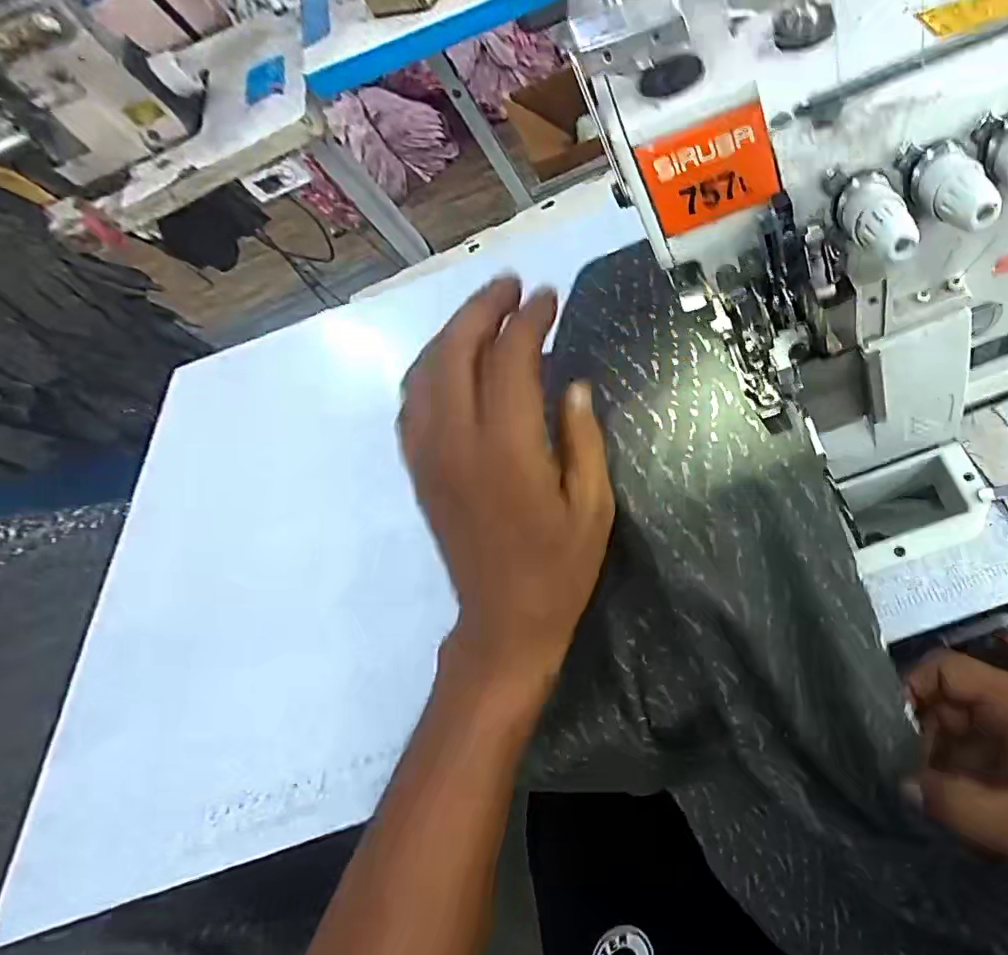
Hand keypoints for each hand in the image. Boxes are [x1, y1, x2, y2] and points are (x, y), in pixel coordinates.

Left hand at [399, 276, 613, 686]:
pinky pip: (413, 399)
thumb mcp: (594, 506)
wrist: (506, 616)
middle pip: (456, 353)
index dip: (529, 323)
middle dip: (483, 310)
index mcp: (509, 450)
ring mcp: (429, 453)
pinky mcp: (419, 467)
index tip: (549, 298)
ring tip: (485, 311)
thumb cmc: (563, 566)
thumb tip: (574, 386)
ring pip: (425, 370)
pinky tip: (454, 360)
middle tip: (513, 286)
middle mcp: (458, 441)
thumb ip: (584, 441)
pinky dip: (432, 366)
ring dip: (452, 331)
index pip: (510, 363)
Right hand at [906, 649, 1007, 896]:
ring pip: (966, 733)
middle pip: (950, 702)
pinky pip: (987, 758)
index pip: (943, 669)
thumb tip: (901, 783)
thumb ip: (947, 800)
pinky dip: (969, 782)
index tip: (886, 737)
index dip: (910, 692)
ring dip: (945, 767)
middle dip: (924, 740)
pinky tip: (964, 822)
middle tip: (907, 786)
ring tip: (933, 810)